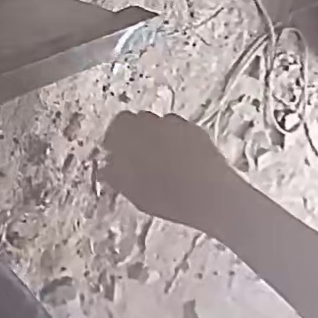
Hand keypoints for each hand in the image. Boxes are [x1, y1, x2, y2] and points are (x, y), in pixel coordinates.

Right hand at [100, 112, 244, 235]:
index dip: (114, 138)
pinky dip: (177, 144)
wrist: (211, 196)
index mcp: (131, 131)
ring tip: (159, 164)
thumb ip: (114, 175)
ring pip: (161, 127)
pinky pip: (181, 134)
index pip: (117, 123)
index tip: (115, 151)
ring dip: (157, 139)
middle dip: (136, 136)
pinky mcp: (198, 134)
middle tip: (135, 158)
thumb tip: (106, 170)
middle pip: (139, 121)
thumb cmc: (166, 193)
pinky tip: (179, 165)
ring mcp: (178, 126)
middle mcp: (154, 122)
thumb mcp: (130, 189)